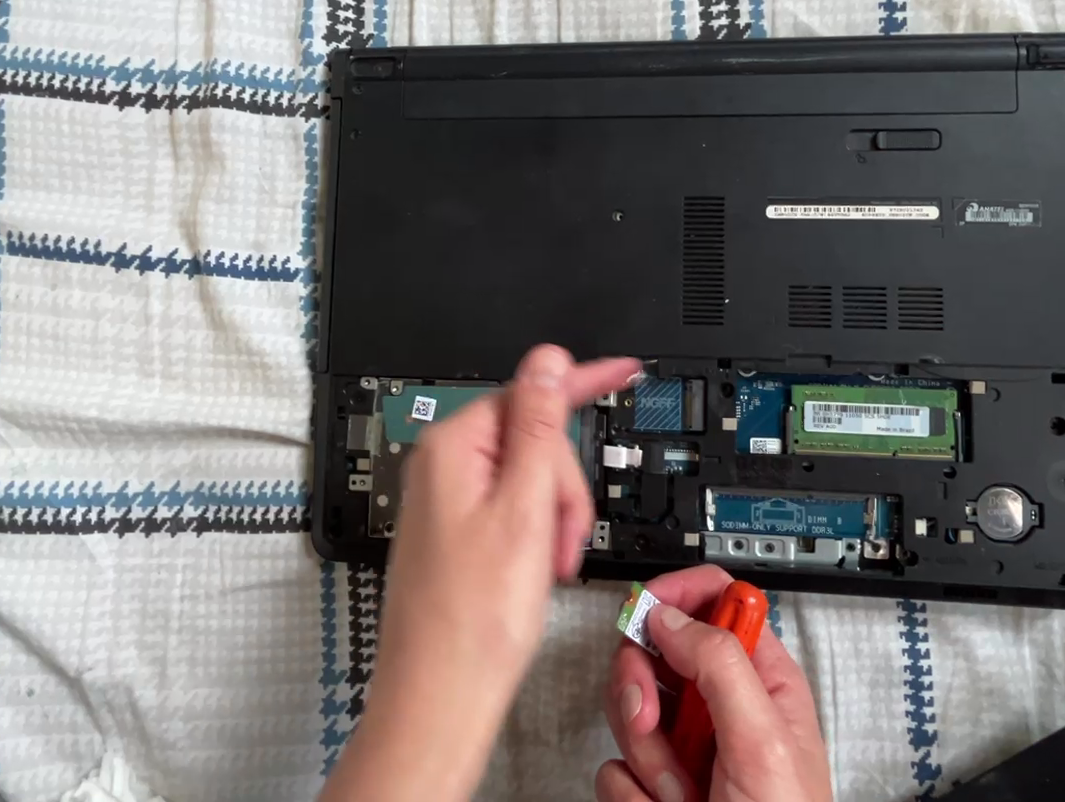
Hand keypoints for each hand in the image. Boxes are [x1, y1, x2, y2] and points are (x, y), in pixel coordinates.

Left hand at [321, 345, 640, 801]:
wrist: (441, 701)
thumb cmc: (474, 621)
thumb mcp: (524, 509)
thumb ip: (539, 427)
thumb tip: (548, 363)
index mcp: (454, 448)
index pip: (531, 392)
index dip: (584, 382)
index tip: (622, 370)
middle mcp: (444, 466)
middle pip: (535, 438)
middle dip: (565, 484)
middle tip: (569, 534)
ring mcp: (448, 498)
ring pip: (530, 475)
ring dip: (555, 514)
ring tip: (551, 562)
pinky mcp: (458, 526)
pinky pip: (514, 505)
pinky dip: (537, 531)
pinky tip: (536, 565)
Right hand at [597, 565, 831, 801]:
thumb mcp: (764, 740)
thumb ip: (720, 663)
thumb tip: (669, 613)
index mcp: (759, 679)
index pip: (714, 601)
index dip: (676, 593)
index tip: (643, 609)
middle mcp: (719, 705)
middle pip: (656, 649)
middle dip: (643, 687)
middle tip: (653, 718)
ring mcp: (684, 746)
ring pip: (629, 706)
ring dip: (644, 753)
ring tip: (679, 791)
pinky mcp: (655, 785)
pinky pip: (615, 765)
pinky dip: (633, 793)